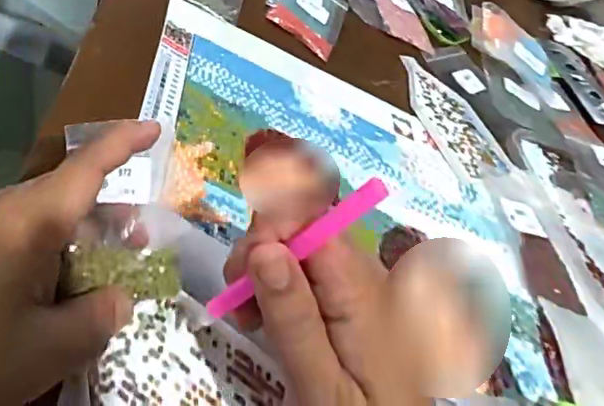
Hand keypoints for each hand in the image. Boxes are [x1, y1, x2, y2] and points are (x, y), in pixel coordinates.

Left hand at [0, 120, 161, 405]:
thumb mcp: (46, 350)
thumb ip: (96, 317)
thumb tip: (121, 296)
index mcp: (32, 219)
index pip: (88, 165)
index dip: (124, 141)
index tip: (156, 126)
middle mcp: (8, 205)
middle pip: (71, 191)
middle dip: (109, 212)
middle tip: (140, 244)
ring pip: (49, 213)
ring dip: (80, 236)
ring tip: (103, 276)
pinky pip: (24, 230)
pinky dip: (53, 249)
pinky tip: (57, 290)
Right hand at [224, 215, 423, 405]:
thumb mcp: (323, 394)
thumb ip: (294, 321)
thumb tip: (263, 247)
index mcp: (363, 289)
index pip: (310, 215)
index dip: (267, 227)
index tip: (241, 272)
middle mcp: (366, 273)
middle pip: (300, 223)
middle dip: (258, 247)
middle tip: (237, 301)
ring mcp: (360, 285)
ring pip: (298, 242)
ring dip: (261, 265)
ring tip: (248, 315)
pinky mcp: (351, 299)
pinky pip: (307, 266)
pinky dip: (277, 280)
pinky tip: (266, 314)